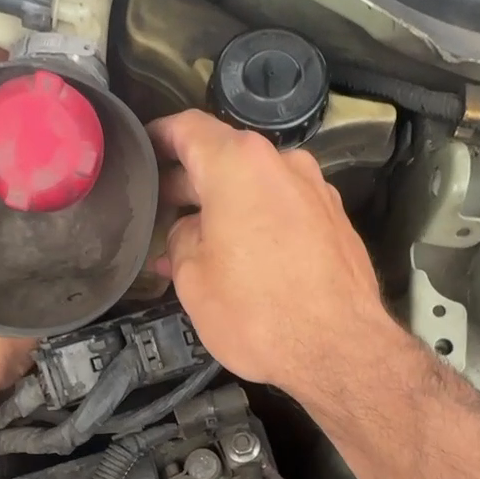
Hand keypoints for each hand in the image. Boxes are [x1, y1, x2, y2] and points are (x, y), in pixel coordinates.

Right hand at [148, 111, 399, 398]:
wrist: (338, 349)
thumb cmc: (257, 313)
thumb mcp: (193, 279)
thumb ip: (181, 241)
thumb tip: (187, 232)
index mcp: (238, 165)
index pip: (188, 129)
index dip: (158, 138)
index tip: (142, 151)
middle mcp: (281, 164)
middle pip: (224, 157)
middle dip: (190, 182)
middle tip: (161, 211)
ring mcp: (314, 190)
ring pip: (256, 185)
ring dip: (225, 206)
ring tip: (198, 244)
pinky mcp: (335, 221)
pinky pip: (283, 209)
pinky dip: (257, 222)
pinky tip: (241, 258)